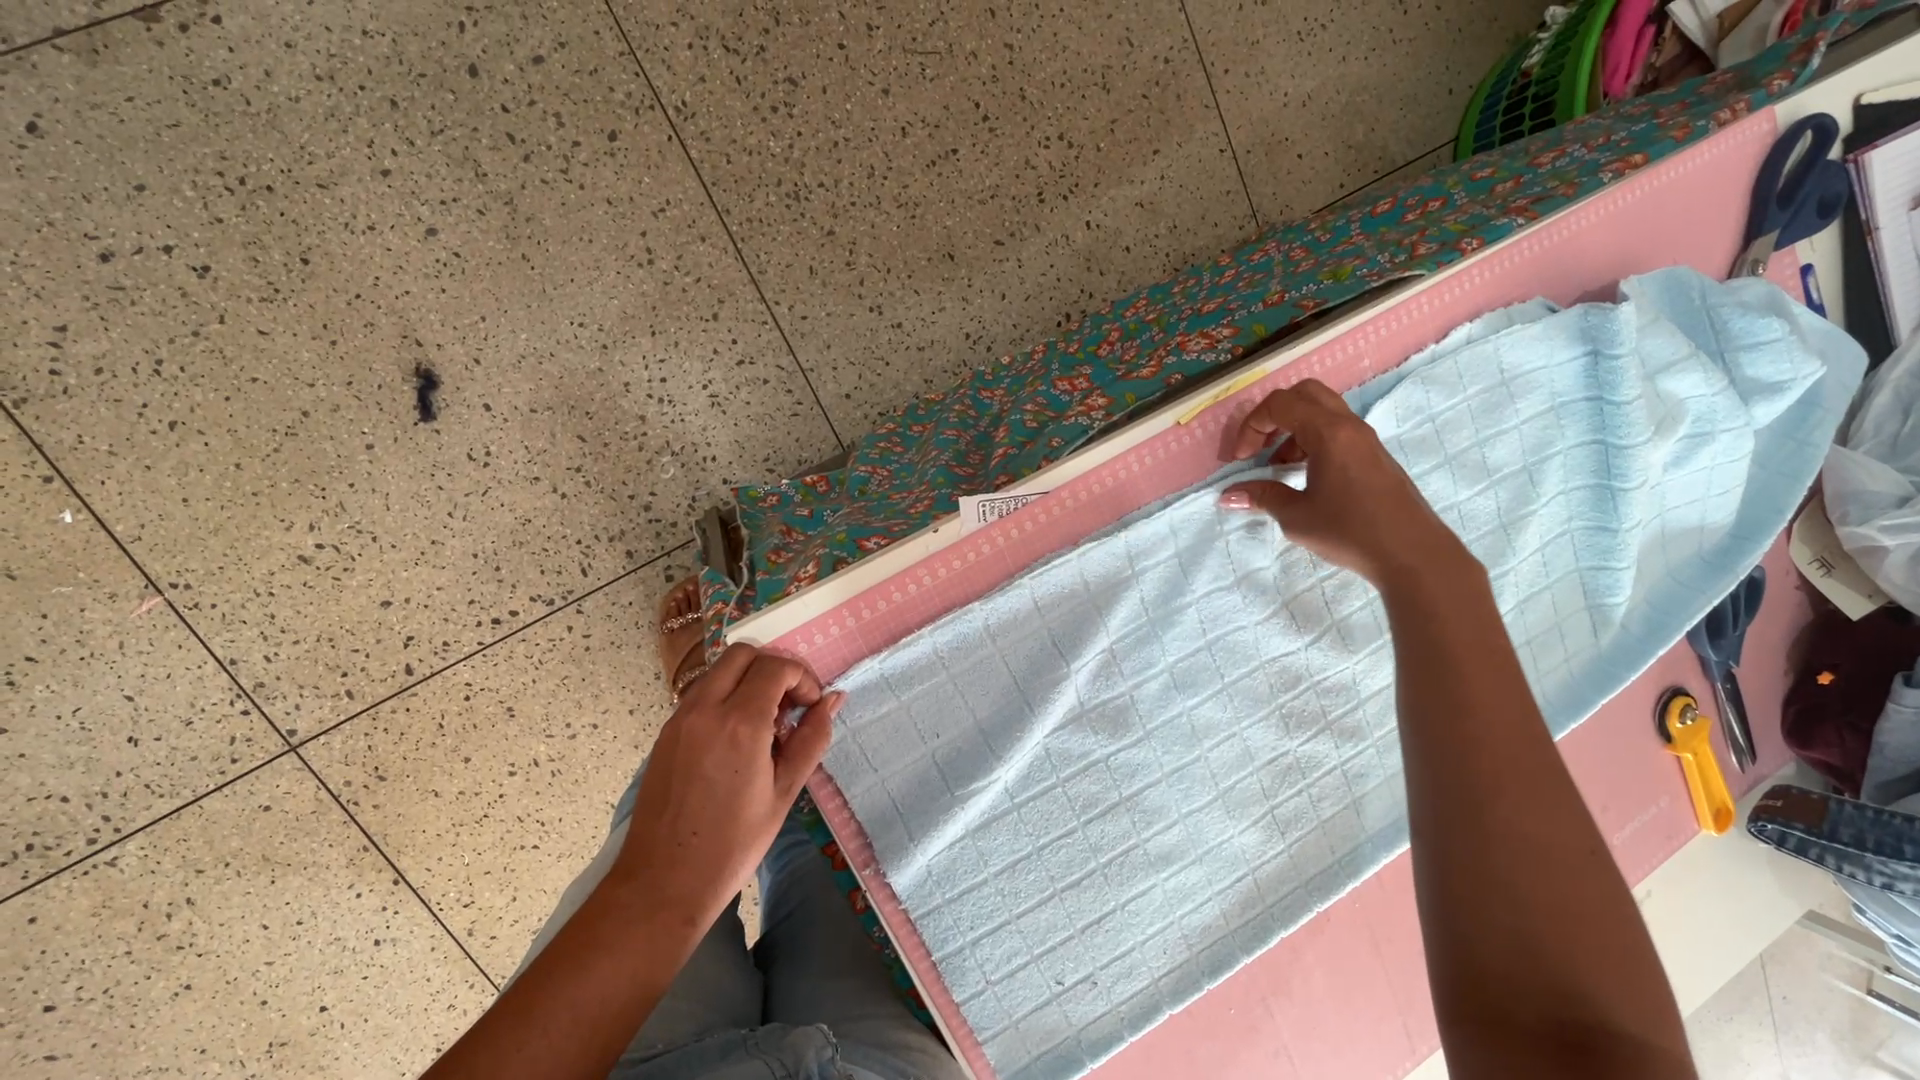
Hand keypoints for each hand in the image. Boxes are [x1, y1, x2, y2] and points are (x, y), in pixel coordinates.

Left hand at [615, 644, 841, 924]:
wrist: (664, 881)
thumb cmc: (733, 844)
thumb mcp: (784, 792)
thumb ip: (811, 739)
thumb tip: (833, 701)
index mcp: (739, 723)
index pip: (775, 667)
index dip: (802, 678)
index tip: (811, 708)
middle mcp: (704, 709)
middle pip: (743, 653)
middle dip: (774, 669)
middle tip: (790, 706)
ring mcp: (679, 719)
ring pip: (719, 670)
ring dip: (748, 681)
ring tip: (766, 726)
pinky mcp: (665, 733)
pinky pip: (701, 694)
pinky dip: (725, 697)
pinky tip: (738, 740)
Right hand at [1219, 379, 1475, 590]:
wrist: (1412, 553)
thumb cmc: (1350, 531)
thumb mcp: (1296, 517)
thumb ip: (1262, 497)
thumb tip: (1228, 495)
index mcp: (1328, 433)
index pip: (1280, 404)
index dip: (1252, 426)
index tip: (1242, 460)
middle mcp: (1348, 426)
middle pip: (1304, 394)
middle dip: (1273, 416)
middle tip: (1260, 448)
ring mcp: (1365, 439)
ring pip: (1322, 412)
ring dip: (1293, 429)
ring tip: (1280, 467)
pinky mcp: (1373, 455)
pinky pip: (1336, 431)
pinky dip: (1312, 441)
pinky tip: (1305, 477)